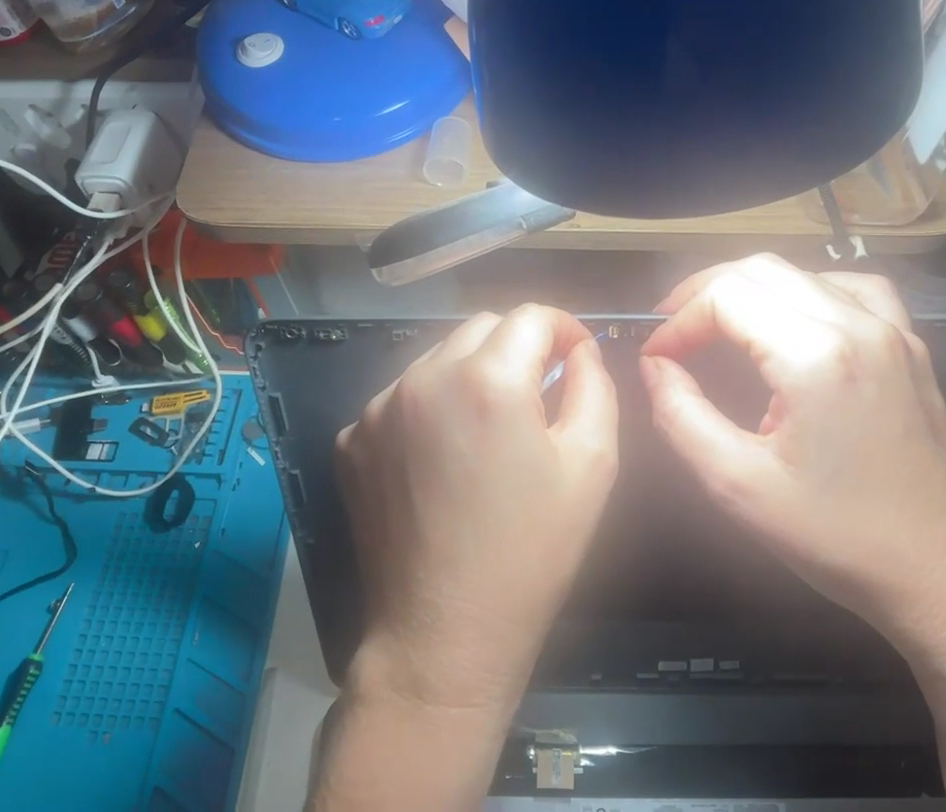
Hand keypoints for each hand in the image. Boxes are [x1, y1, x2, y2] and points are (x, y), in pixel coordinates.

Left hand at [335, 305, 617, 711]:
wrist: (444, 631)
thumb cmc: (531, 551)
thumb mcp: (592, 464)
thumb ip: (594, 386)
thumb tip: (580, 352)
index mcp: (487, 378)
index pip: (530, 315)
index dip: (564, 329)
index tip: (578, 358)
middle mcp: (423, 376)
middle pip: (481, 328)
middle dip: (518, 348)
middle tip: (540, 397)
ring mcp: (377, 407)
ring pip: (437, 359)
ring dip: (471, 375)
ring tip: (489, 432)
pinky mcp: (351, 439)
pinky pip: (401, 398)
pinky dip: (429, 408)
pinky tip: (443, 459)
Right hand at [638, 255, 945, 666]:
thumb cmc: (840, 539)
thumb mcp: (739, 486)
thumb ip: (682, 416)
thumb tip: (655, 368)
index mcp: (817, 355)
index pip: (726, 297)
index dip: (677, 321)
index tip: (654, 360)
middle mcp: (860, 326)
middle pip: (761, 271)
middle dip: (703, 296)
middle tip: (670, 337)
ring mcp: (894, 333)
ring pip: (804, 274)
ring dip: (749, 290)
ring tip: (716, 326)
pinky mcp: (912, 351)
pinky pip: (853, 291)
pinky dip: (806, 292)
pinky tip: (791, 323)